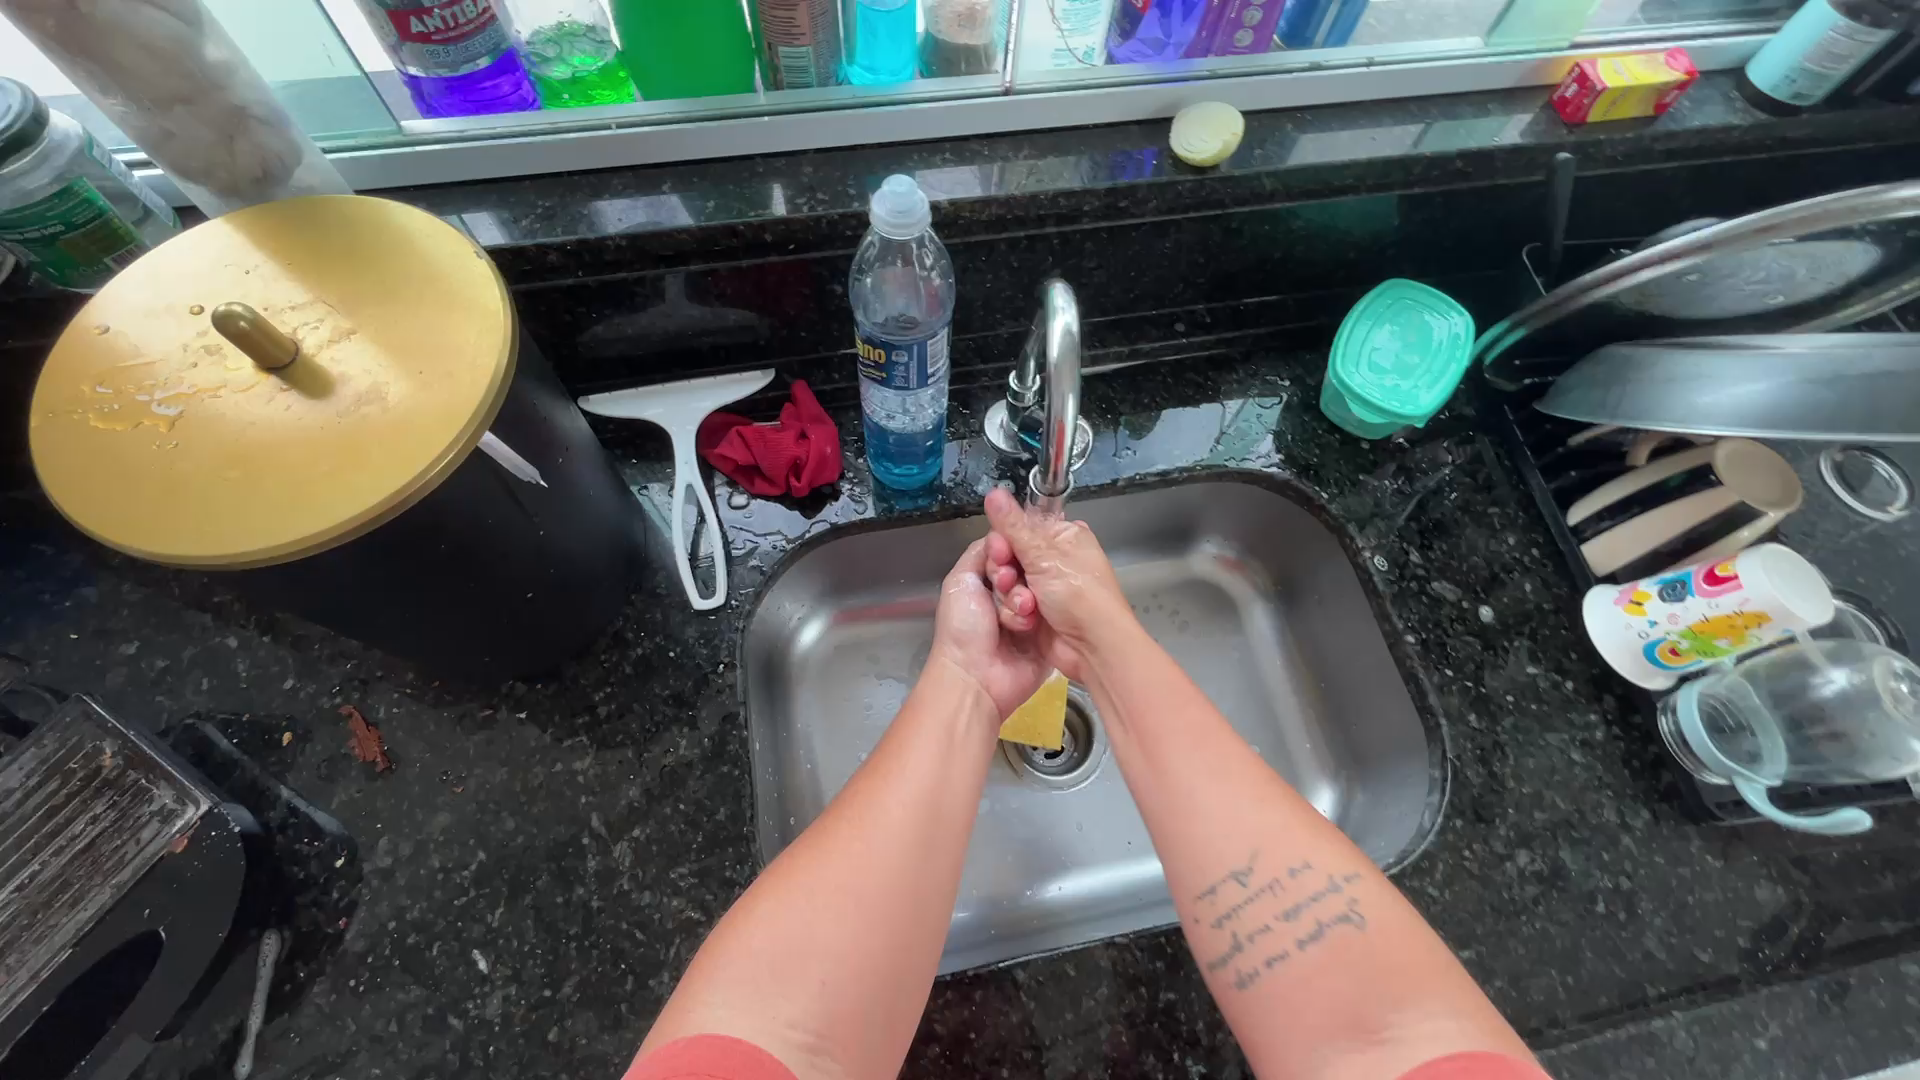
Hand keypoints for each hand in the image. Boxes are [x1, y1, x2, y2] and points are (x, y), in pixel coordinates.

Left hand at [928, 537, 1055, 723]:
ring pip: (1041, 591)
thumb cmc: (963, 627)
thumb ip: (979, 552)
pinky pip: (1053, 615)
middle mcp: (1009, 596)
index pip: (1010, 554)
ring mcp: (1030, 617)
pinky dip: (1041, 617)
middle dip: (1019, 576)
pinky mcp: (1047, 636)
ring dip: (1027, 599)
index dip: (1010, 551)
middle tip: (1008, 586)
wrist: (975, 677)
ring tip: (1019, 611)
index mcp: (987, 583)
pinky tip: (1029, 624)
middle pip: (1028, 570)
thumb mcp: (960, 580)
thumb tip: (998, 532)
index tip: (1006, 557)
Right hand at [982, 487, 1131, 682]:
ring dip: (1011, 595)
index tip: (1001, 551)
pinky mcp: (1035, 612)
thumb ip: (1013, 526)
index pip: (1020, 526)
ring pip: (1006, 582)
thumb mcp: (1044, 555)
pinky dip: (1015, 613)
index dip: (1005, 539)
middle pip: (1008, 555)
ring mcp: (1044, 587)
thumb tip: (994, 493)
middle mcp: (1053, 559)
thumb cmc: (1081, 596)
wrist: (1092, 647)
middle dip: (1006, 571)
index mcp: (1063, 536)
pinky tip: (1027, 619)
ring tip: (1027, 605)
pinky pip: (1009, 604)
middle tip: (1010, 579)